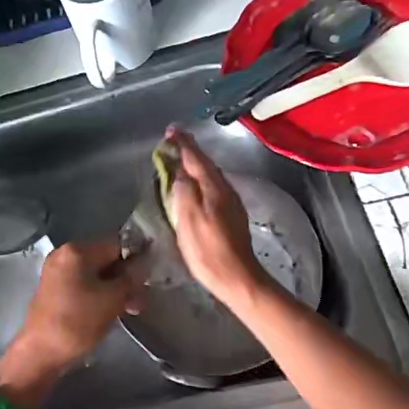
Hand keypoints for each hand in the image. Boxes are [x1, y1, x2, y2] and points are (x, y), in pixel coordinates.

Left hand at [10, 237, 143, 375]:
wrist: (40, 354)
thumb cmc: (78, 322)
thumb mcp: (113, 298)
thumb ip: (132, 276)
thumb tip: (144, 263)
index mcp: (77, 250)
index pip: (118, 244)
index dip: (138, 259)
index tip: (149, 279)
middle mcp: (65, 255)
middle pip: (108, 259)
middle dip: (127, 279)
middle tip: (139, 302)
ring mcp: (58, 272)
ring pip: (98, 274)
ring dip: (117, 289)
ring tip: (130, 310)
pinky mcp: (56, 289)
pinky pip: (86, 284)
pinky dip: (101, 294)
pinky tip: (112, 310)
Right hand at [166, 129, 267, 305]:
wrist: (238, 277)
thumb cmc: (209, 250)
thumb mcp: (188, 219)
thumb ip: (183, 191)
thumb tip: (181, 172)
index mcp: (215, 188)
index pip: (197, 158)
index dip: (183, 144)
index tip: (170, 131)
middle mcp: (226, 190)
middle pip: (206, 164)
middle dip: (190, 151)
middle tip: (173, 141)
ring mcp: (231, 203)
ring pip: (211, 176)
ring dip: (196, 166)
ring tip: (180, 161)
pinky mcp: (232, 216)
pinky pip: (214, 189)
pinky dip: (201, 181)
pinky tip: (195, 187)